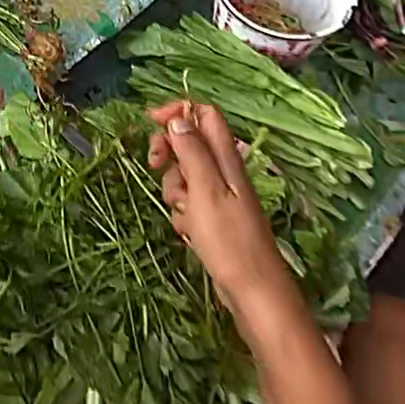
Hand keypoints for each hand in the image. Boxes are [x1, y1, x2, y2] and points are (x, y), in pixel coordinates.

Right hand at [147, 101, 301, 326]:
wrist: (253, 291)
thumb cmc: (229, 240)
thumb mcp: (205, 190)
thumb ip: (193, 151)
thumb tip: (179, 118)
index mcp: (226, 157)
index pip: (204, 114)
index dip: (178, 111)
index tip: (150, 121)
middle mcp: (224, 170)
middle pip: (190, 142)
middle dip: (169, 152)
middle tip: (155, 166)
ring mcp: (220, 195)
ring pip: (185, 175)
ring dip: (174, 189)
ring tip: (184, 212)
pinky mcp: (214, 218)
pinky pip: (189, 203)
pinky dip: (183, 212)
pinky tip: (189, 232)